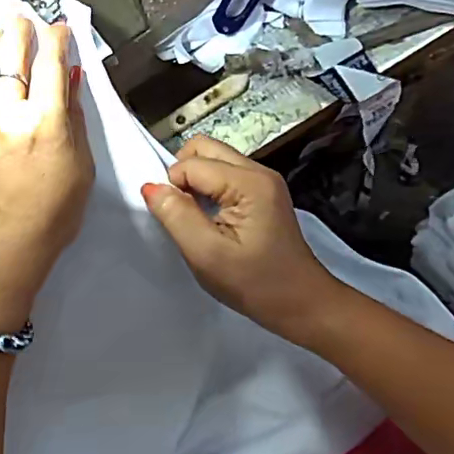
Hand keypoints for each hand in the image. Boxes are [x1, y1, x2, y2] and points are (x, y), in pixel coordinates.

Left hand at [0, 17, 94, 333]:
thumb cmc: (48, 220)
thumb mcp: (80, 171)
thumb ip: (75, 118)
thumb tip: (70, 78)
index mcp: (45, 125)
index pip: (51, 60)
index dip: (57, 36)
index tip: (61, 27)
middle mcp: (6, 113)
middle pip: (10, 49)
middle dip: (22, 28)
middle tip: (30, 24)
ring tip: (5, 35)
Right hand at [142, 134, 346, 340]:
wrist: (302, 305)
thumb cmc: (255, 284)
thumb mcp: (207, 255)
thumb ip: (176, 216)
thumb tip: (151, 186)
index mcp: (249, 182)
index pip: (190, 164)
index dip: (174, 189)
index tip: (180, 222)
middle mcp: (258, 171)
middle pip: (203, 149)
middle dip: (182, 175)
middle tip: (185, 214)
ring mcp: (263, 180)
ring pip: (213, 159)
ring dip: (195, 183)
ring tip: (198, 219)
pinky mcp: (263, 192)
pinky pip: (224, 175)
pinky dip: (208, 190)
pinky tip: (212, 221)